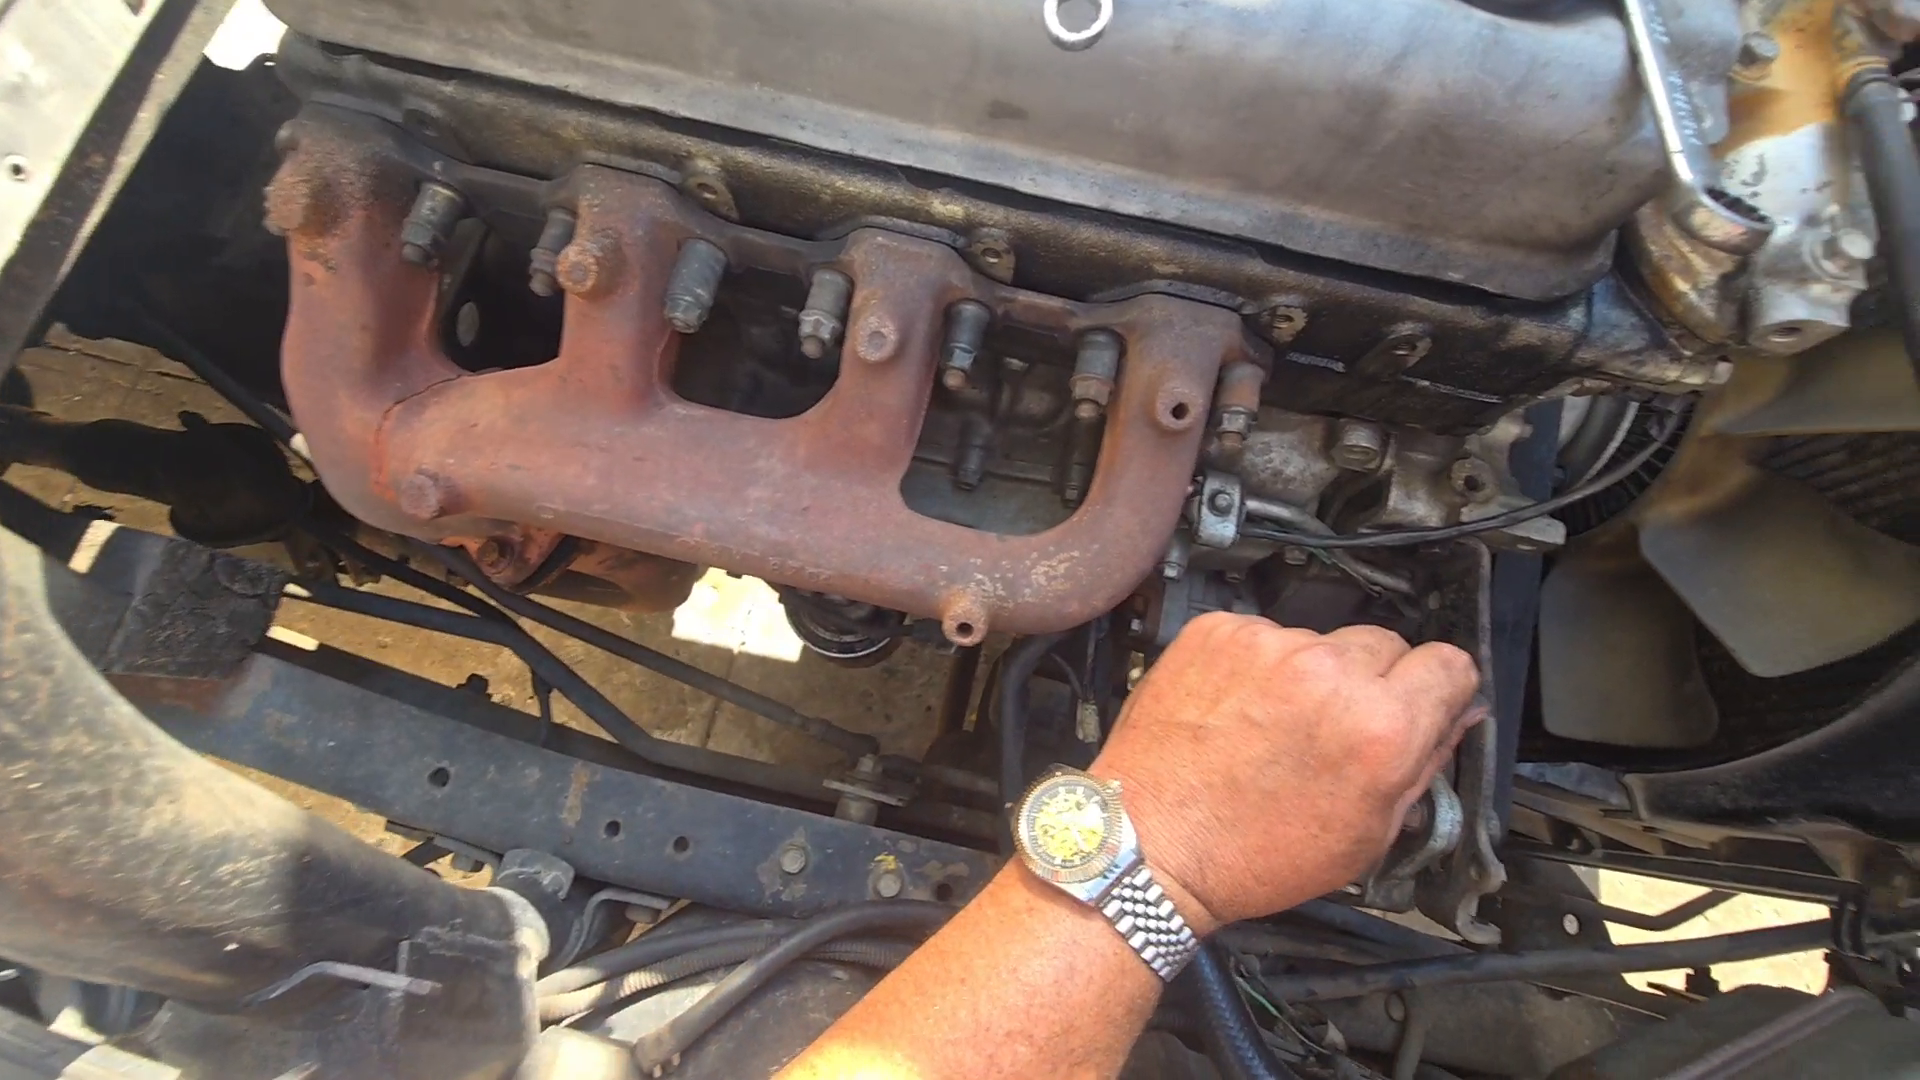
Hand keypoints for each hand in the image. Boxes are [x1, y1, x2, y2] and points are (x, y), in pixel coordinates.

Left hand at [1090, 613, 1483, 933]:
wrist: (1152, 837)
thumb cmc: (1250, 850)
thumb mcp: (1366, 831)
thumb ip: (1421, 761)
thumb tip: (1453, 714)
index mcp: (1380, 725)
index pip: (1448, 664)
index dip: (1435, 688)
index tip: (1418, 699)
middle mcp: (1325, 671)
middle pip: (1382, 644)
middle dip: (1369, 681)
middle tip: (1330, 724)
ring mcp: (1264, 644)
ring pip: (1316, 639)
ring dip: (1307, 671)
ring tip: (1270, 722)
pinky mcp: (1214, 632)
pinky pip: (1259, 633)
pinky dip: (1255, 661)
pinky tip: (1236, 705)